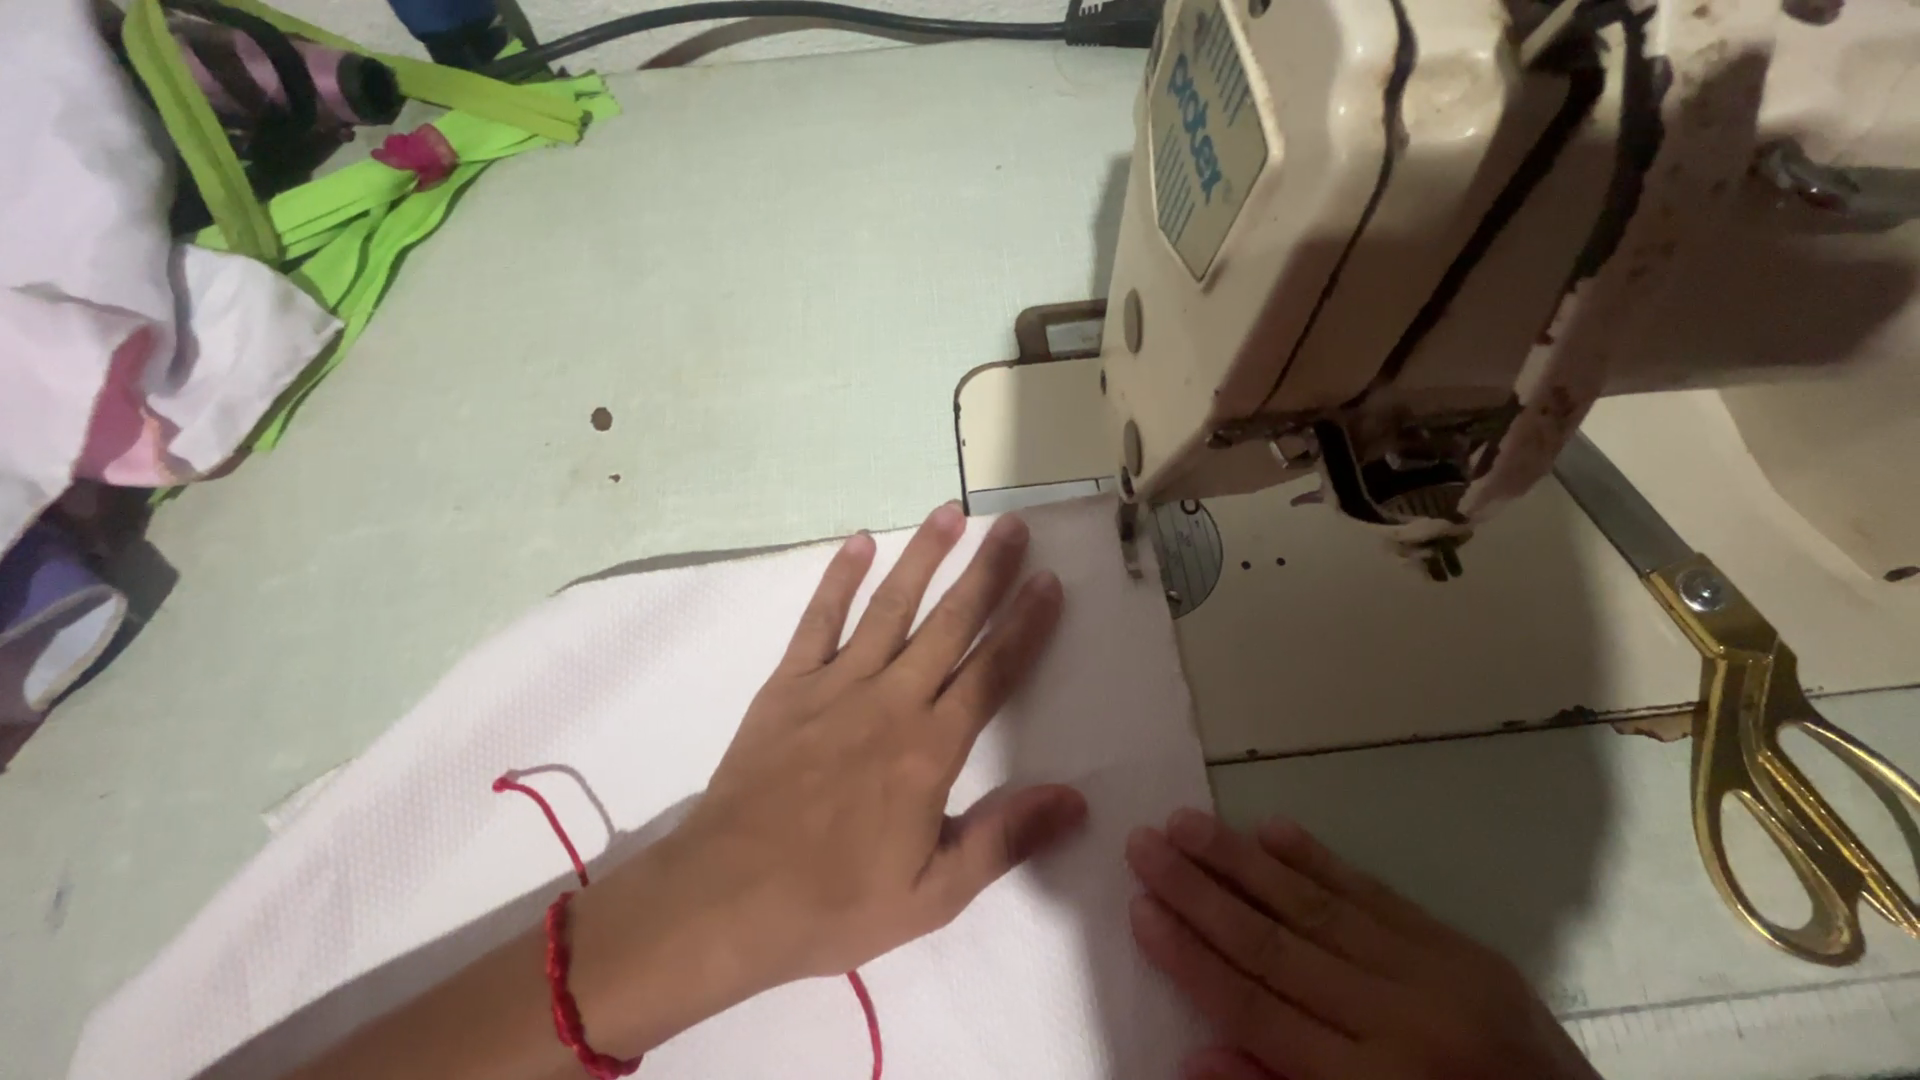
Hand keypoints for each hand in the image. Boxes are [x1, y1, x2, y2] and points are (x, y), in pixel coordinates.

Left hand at [594, 503, 1086, 1009]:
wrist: (727, 898)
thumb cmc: (836, 902)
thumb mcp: (934, 893)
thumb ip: (1006, 839)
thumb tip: (1077, 799)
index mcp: (931, 749)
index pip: (992, 672)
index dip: (1025, 625)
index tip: (1048, 580)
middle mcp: (891, 702)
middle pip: (950, 624)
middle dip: (987, 572)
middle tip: (1013, 526)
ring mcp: (835, 686)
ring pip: (891, 607)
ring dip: (923, 557)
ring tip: (950, 514)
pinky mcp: (788, 685)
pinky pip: (818, 620)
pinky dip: (839, 579)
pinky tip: (859, 542)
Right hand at [1126, 811, 1601, 1079]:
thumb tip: (1194, 1055)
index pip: (1254, 1008)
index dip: (1189, 957)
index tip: (1139, 907)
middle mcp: (1399, 1022)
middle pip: (1273, 944)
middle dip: (1198, 891)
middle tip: (1145, 843)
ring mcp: (1436, 976)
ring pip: (1315, 904)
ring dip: (1242, 859)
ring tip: (1186, 822)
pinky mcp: (1463, 948)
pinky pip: (1376, 894)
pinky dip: (1318, 859)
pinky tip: (1272, 828)